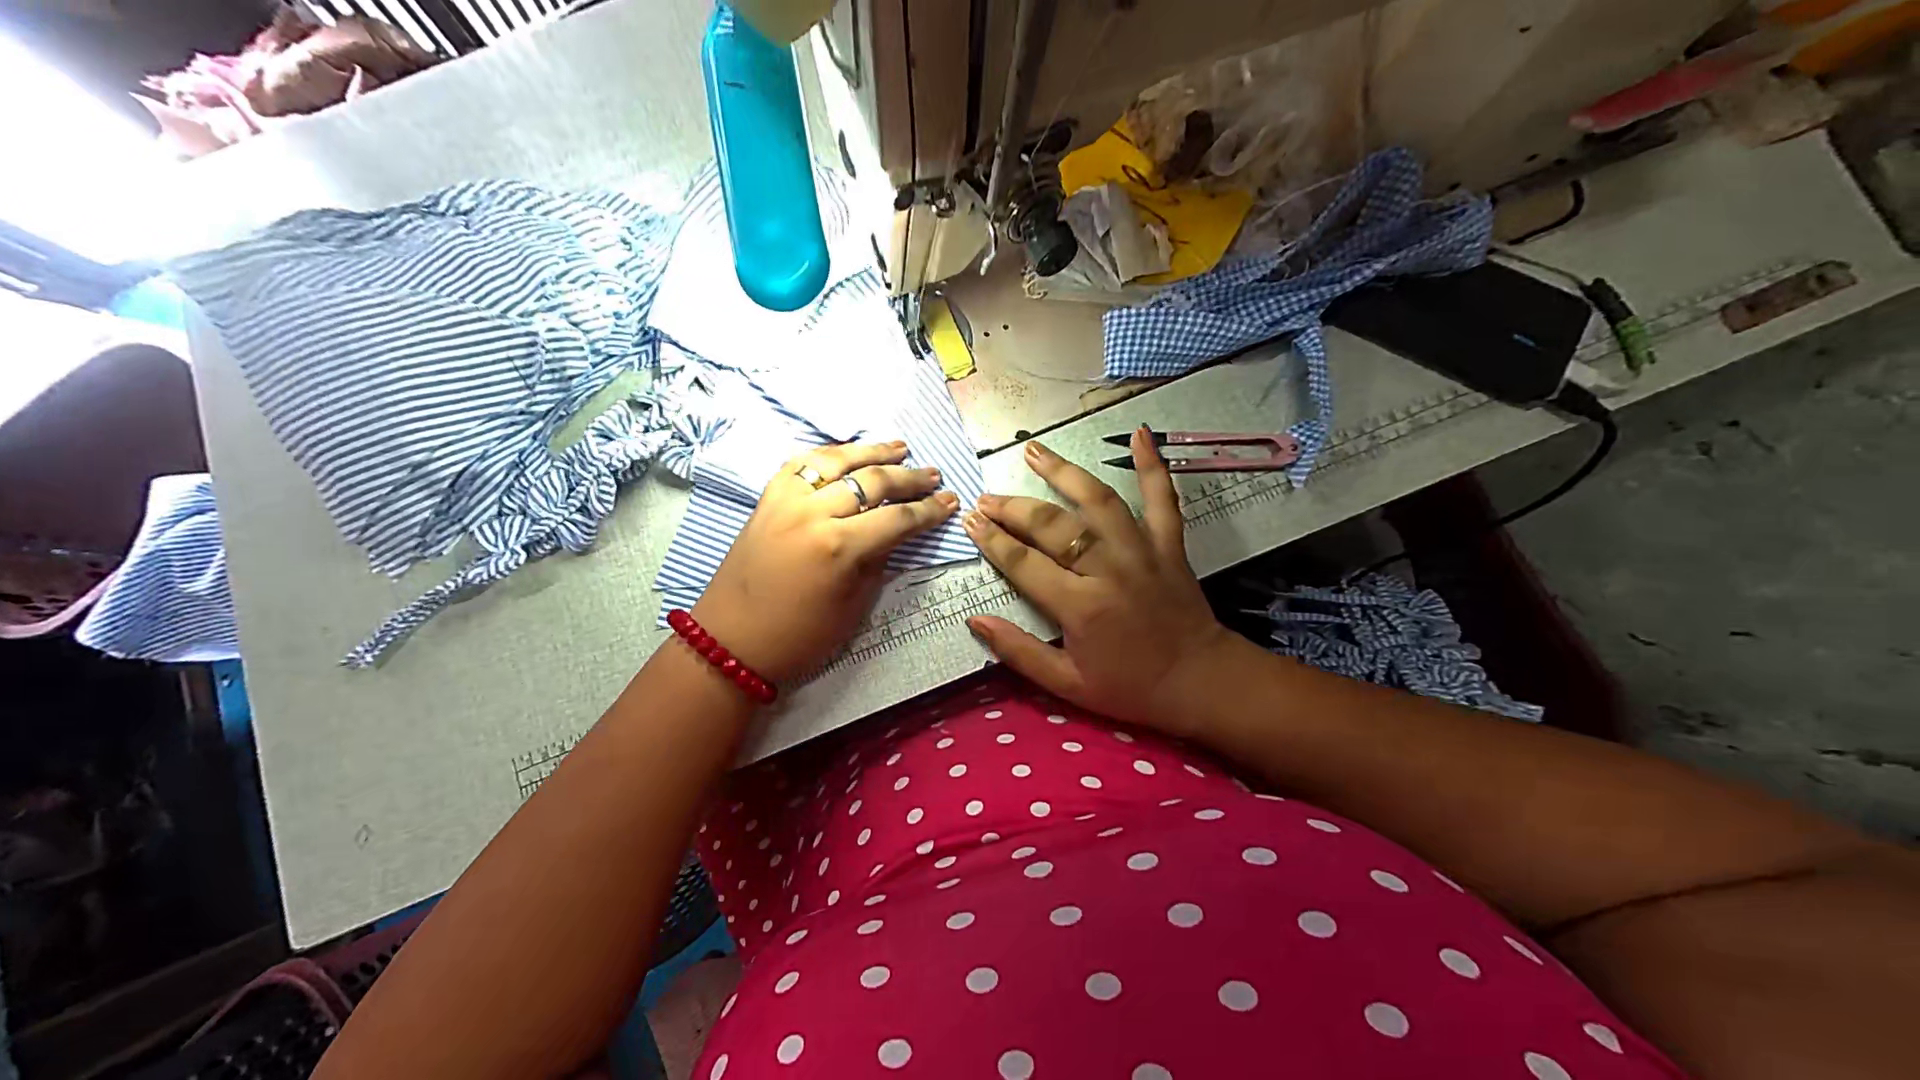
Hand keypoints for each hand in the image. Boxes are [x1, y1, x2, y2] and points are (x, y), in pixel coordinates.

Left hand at [692, 441, 957, 682]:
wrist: (732, 643)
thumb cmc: (800, 637)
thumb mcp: (853, 605)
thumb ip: (878, 560)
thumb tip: (898, 531)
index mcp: (839, 546)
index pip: (897, 518)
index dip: (928, 510)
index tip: (950, 501)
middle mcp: (813, 513)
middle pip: (872, 481)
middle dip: (908, 478)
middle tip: (932, 476)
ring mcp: (785, 501)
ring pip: (835, 461)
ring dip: (871, 452)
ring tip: (899, 448)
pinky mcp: (766, 500)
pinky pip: (799, 464)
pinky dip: (825, 455)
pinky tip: (844, 453)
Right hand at [962, 427, 1241, 734]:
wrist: (1200, 681)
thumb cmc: (1130, 688)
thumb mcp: (1068, 685)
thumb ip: (1019, 652)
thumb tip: (976, 621)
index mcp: (1081, 607)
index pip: (1025, 563)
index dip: (993, 540)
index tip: (970, 521)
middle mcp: (1109, 570)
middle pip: (1054, 526)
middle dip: (1014, 508)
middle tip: (987, 498)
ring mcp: (1142, 551)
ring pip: (1099, 500)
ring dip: (1064, 472)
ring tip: (1034, 450)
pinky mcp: (1168, 545)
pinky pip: (1162, 499)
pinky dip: (1153, 465)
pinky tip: (1142, 434)